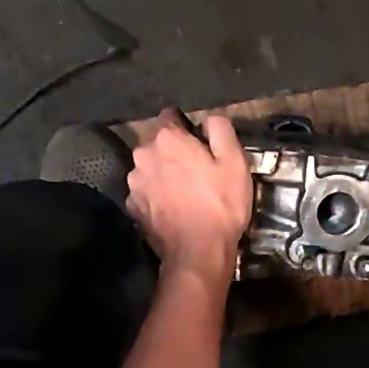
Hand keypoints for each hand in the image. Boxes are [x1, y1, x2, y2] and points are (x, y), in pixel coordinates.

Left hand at [126, 110, 252, 283]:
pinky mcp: (133, 206)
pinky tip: (174, 209)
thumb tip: (210, 118)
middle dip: (173, 151)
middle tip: (197, 171)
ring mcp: (134, 182)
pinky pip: (146, 192)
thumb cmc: (220, 205)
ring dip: (163, 174)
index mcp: (167, 138)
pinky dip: (157, 196)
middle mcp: (143, 154)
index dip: (187, 127)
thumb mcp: (235, 163)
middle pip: (157, 143)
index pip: (170, 115)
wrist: (198, 252)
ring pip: (150, 168)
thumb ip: (221, 130)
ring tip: (185, 193)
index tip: (201, 144)